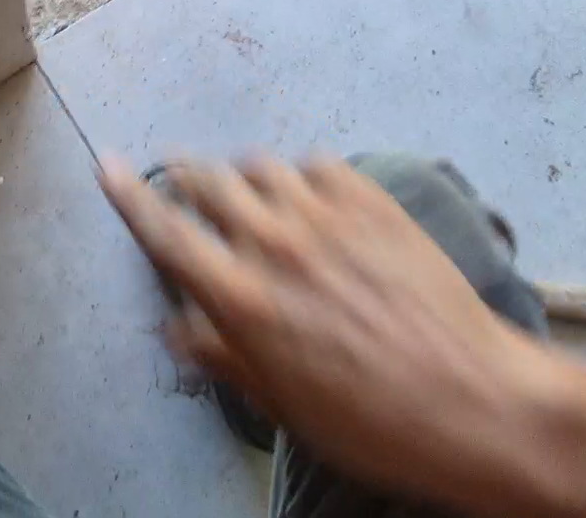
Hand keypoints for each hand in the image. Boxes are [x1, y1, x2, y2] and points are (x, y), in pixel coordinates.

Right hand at [97, 154, 580, 514]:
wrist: (479, 404)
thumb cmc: (371, 421)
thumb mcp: (282, 404)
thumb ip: (222, 353)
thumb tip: (178, 322)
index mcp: (243, 296)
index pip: (165, 232)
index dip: (129, 196)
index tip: (105, 164)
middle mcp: (273, 242)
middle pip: (206, 181)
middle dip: (184, 174)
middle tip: (181, 176)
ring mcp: (323, 213)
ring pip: (258, 164)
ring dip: (243, 175)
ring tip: (250, 190)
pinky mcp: (369, 200)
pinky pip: (316, 164)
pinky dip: (301, 174)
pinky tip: (311, 194)